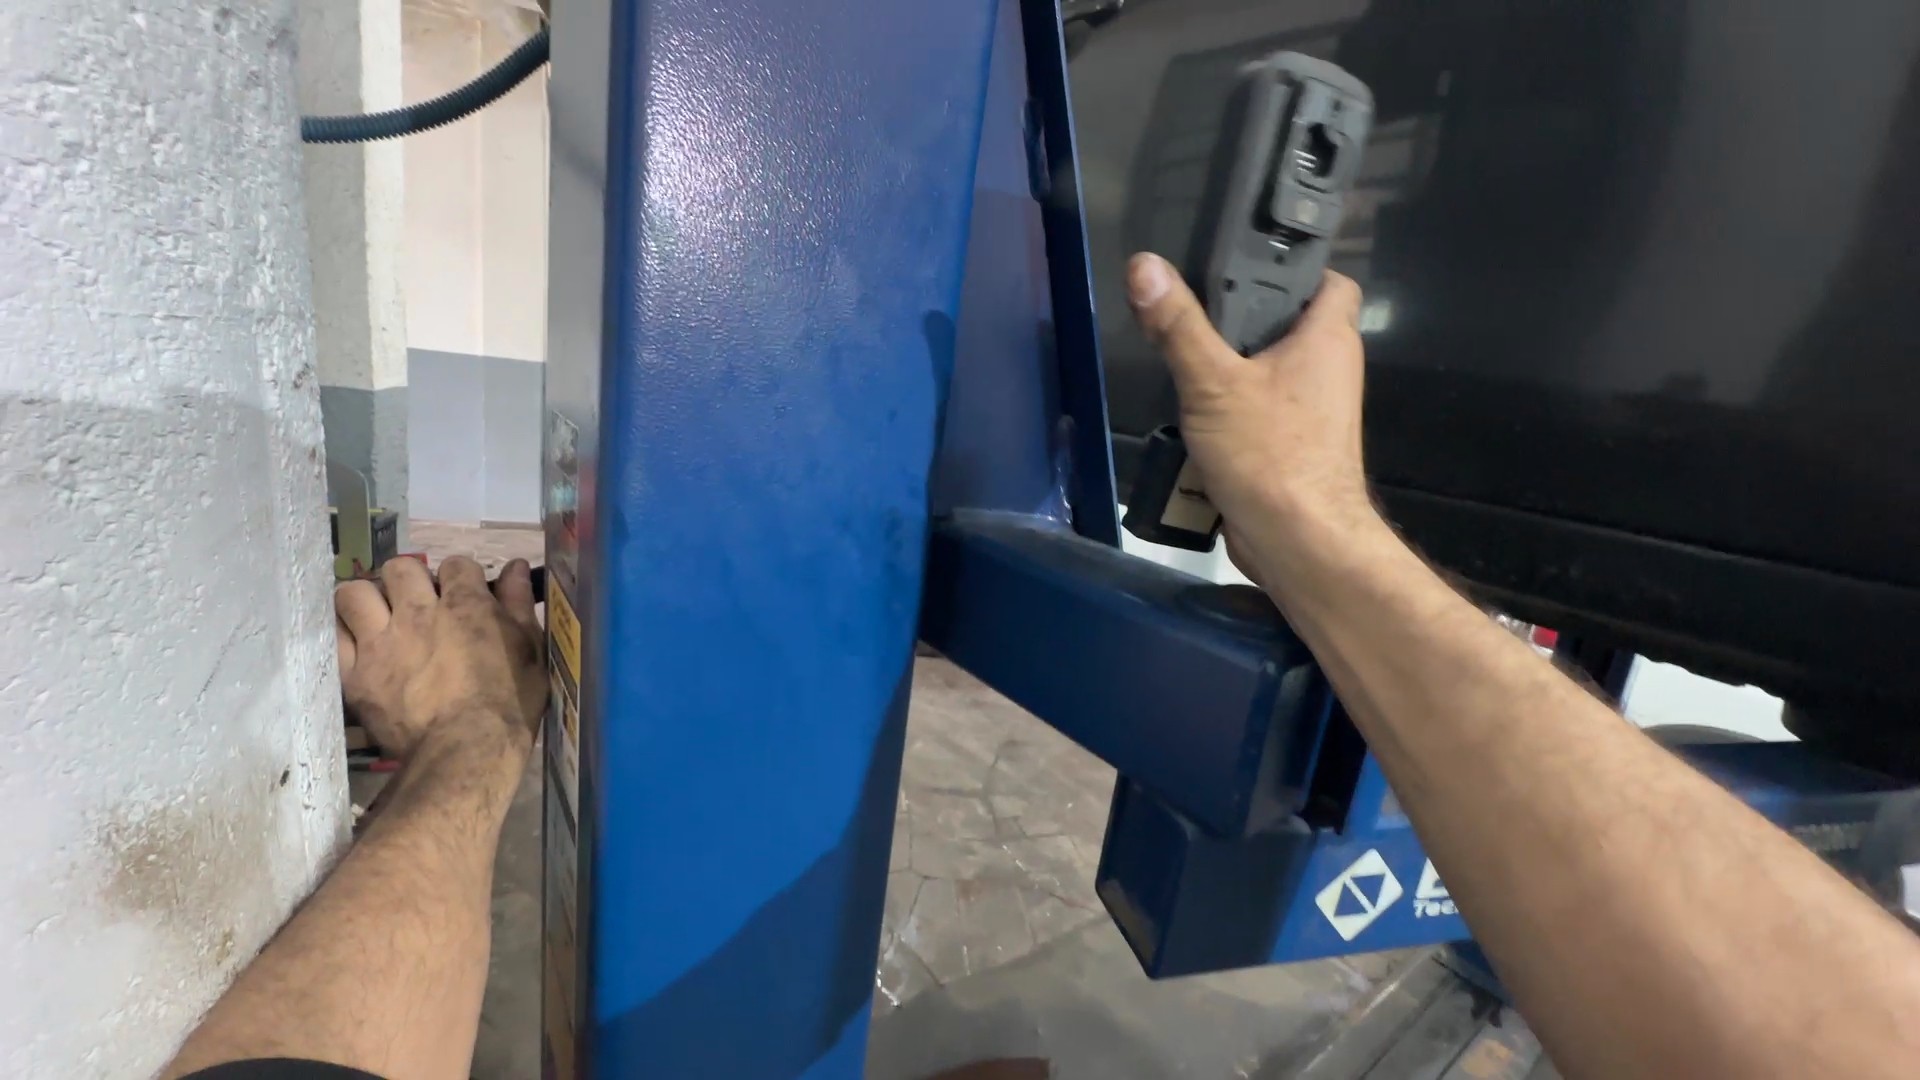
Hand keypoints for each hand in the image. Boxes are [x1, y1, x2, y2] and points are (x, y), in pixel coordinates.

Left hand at [334, 557, 545, 761]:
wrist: (468, 748)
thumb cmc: (511, 699)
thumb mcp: (531, 648)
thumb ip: (519, 604)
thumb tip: (516, 566)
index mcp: (466, 605)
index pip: (456, 563)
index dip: (462, 576)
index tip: (466, 593)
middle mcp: (418, 613)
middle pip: (399, 567)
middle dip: (411, 578)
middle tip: (419, 602)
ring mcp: (380, 643)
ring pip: (353, 593)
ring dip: (368, 599)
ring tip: (380, 618)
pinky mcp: (354, 674)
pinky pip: (332, 637)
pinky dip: (343, 635)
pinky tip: (358, 645)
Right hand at [1125, 253, 1381, 580]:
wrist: (1296, 540)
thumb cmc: (1268, 451)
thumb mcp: (1212, 382)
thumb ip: (1179, 326)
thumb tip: (1143, 265)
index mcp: (1328, 339)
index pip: (1328, 281)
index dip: (1293, 269)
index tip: (1244, 269)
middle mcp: (1330, 370)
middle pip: (1292, 327)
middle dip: (1248, 321)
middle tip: (1196, 313)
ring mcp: (1314, 413)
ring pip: (1273, 372)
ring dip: (1235, 368)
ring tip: (1187, 359)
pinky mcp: (1293, 447)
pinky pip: (1263, 412)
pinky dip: (1234, 408)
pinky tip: (1196, 412)